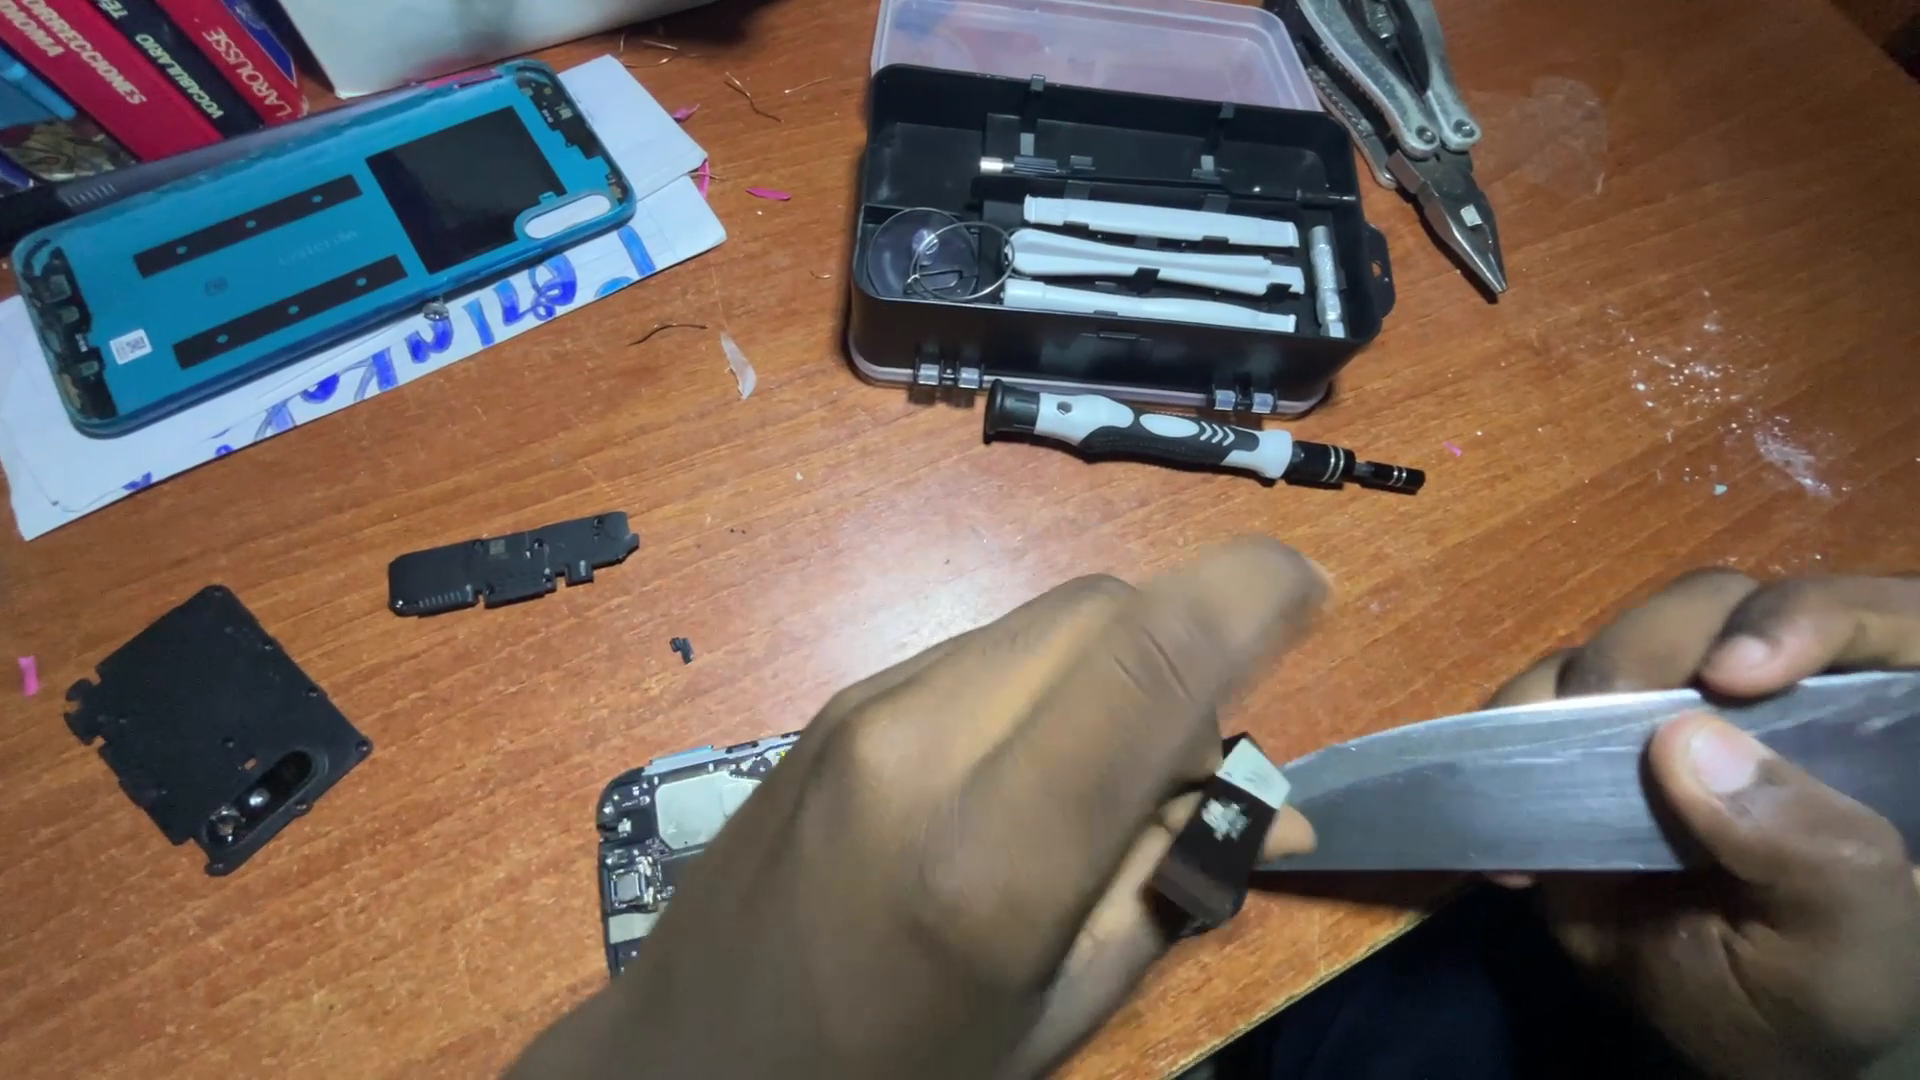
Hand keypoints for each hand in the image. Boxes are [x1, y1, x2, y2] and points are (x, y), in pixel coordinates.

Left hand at [507, 539, 1326, 1079]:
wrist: (688, 1057)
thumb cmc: (889, 1072)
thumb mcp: (1051, 1011)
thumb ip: (1167, 886)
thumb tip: (1271, 800)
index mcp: (989, 852)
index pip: (1144, 661)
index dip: (1245, 595)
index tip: (1307, 587)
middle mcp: (924, 739)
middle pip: (1101, 612)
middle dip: (1184, 641)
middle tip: (1198, 743)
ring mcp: (872, 701)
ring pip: (1046, 619)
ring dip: (1115, 658)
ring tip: (1111, 759)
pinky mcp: (847, 693)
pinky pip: (988, 646)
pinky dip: (1049, 673)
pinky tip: (1032, 751)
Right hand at [1490, 571, 1919, 1079]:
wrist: (1685, 1025)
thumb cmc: (1797, 996)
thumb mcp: (1843, 957)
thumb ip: (1815, 858)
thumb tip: (1689, 737)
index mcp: (1877, 734)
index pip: (1867, 618)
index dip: (1800, 618)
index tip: (1731, 678)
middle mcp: (1764, 700)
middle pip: (1705, 607)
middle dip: (1647, 654)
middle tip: (1604, 719)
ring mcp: (1659, 710)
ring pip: (1604, 642)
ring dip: (1559, 693)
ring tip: (1541, 776)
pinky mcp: (1578, 731)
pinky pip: (1530, 693)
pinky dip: (1504, 732)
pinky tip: (1511, 800)